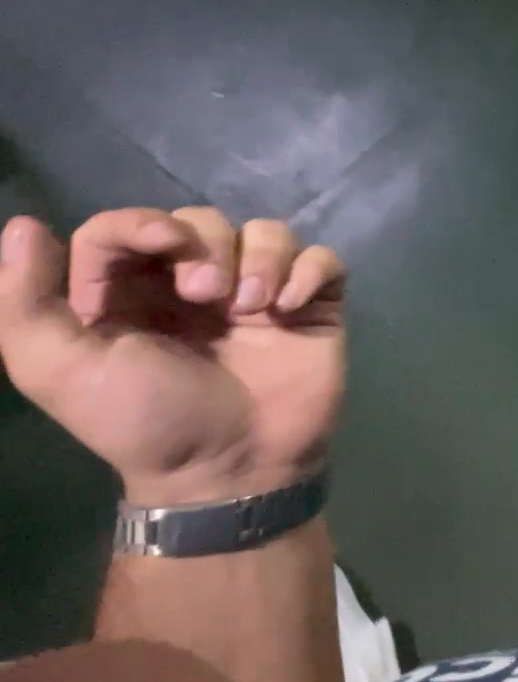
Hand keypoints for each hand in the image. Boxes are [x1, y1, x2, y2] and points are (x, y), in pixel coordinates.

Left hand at [0, 209, 345, 507]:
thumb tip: (25, 225)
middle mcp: (194, 283)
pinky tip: (292, 307)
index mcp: (127, 294)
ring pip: (268, 231)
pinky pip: (324, 258)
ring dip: (264, 259)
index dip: (145, 223)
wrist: (234, 461)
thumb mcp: (59, 369)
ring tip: (257, 307)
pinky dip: (310, 272)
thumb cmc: (144, 419)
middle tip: (209, 296)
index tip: (166, 246)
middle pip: (204, 220)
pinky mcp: (314, 304)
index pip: (127, 227)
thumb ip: (25, 301)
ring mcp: (261, 292)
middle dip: (209, 247)